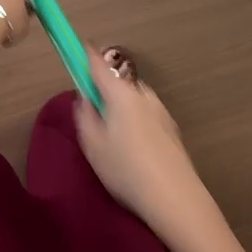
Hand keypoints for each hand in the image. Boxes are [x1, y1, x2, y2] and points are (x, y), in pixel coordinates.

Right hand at [74, 47, 207, 232]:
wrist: (176, 199)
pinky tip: (136, 150)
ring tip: (115, 140)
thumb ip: (84, 114)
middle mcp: (142, 93)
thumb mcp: (92, 144)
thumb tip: (84, 97)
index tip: (75, 52)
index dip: (84, 54)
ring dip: (121, 106)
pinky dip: (136, 121)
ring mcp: (160, 110)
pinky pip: (145, 114)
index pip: (97, 62)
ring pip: (132, 98)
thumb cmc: (126, 169)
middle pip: (117, 81)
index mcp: (120, 92)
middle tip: (93, 115)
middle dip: (103, 89)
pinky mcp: (171, 128)